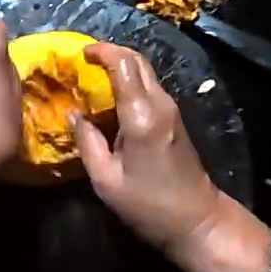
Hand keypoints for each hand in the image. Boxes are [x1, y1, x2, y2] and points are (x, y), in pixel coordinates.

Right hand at [73, 44, 222, 257]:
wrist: (197, 219)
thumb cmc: (148, 205)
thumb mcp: (107, 180)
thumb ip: (88, 142)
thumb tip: (73, 114)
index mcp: (141, 115)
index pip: (124, 64)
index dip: (103, 52)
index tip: (82, 54)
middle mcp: (159, 102)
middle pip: (137, 60)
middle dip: (111, 53)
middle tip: (86, 61)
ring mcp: (170, 107)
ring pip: (145, 71)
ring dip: (121, 66)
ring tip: (93, 78)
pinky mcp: (173, 116)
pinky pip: (148, 86)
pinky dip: (129, 81)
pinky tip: (111, 98)